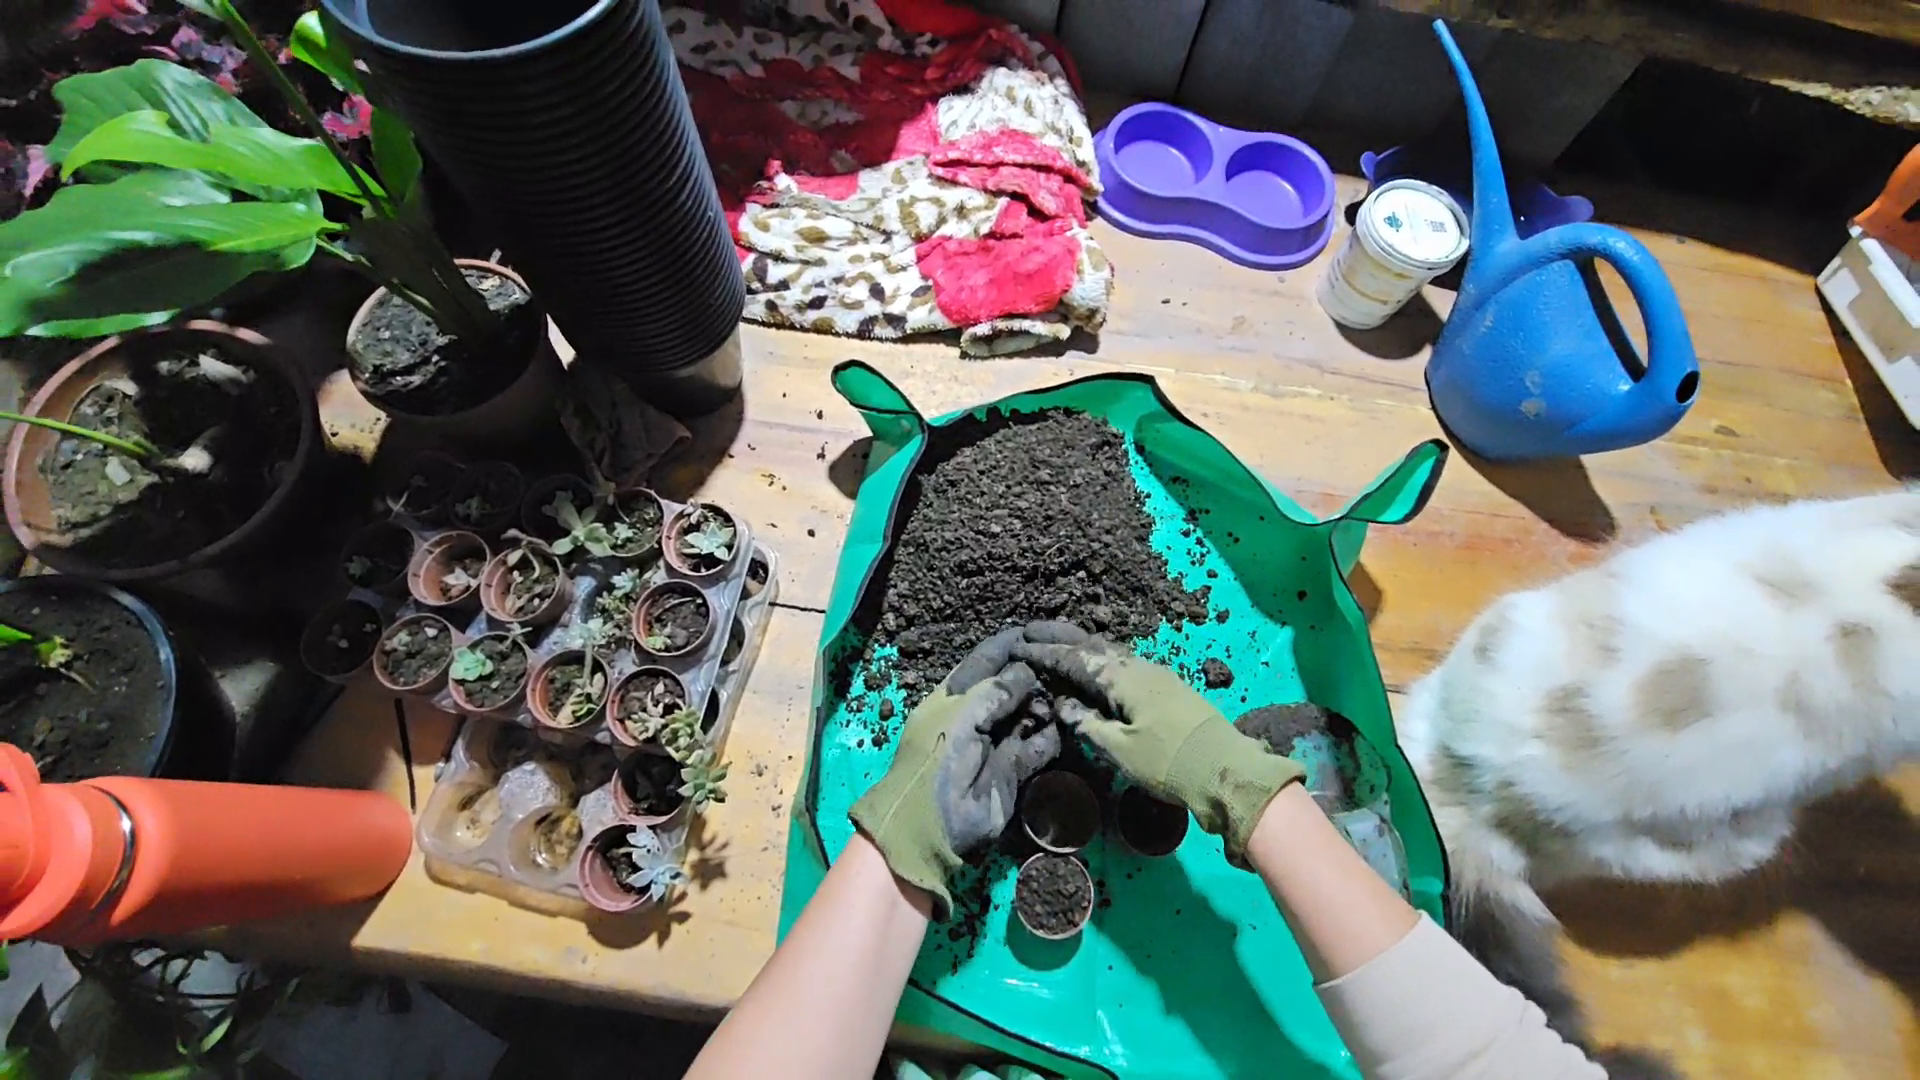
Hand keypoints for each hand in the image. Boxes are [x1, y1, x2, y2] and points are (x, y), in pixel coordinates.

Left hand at [850, 628, 1060, 917]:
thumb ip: (993, 692)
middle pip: (1016, 683)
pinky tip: (1057, 728)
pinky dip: (1050, 737)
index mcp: (958, 693)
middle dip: (1038, 676)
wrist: (927, 830)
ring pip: (1032, 712)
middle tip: (1063, 669)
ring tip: (1060, 699)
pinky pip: (1040, 745)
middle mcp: (982, 712)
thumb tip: (1026, 669)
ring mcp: (1000, 740)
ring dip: (1046, 706)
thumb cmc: (935, 766)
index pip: (990, 658)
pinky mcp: (1015, 770)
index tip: (1042, 633)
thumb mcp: (961, 719)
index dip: (1014, 644)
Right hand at [1013, 622, 1303, 863]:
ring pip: (1108, 652)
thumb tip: (1061, 704)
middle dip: (1059, 637)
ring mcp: (1154, 673)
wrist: (1226, 771)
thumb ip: (1087, 723)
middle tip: (1030, 631)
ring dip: (1080, 647)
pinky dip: (1098, 661)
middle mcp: (1137, 666)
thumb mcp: (1120, 749)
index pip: (1075, 658)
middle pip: (1091, 645)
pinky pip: (1122, 663)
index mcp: (1122, 677)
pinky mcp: (1165, 686)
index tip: (1019, 646)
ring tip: (1055, 644)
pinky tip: (1093, 668)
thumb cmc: (1168, 762)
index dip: (1044, 653)